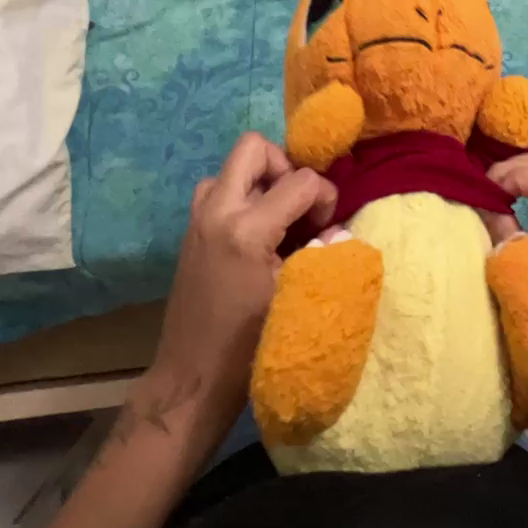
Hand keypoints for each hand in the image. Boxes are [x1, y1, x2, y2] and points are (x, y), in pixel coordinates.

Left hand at [153, 134, 336, 407]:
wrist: (192, 380)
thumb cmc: (249, 345)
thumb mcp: (297, 296)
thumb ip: (323, 252)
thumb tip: (336, 229)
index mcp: (245, 228)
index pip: (300, 181)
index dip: (325, 196)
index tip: (327, 228)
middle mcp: (216, 211)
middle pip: (254, 147)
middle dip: (286, 168)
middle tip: (299, 206)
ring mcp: (197, 219)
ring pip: (233, 167)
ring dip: (262, 182)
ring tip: (279, 219)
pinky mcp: (191, 232)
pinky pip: (220, 191)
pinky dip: (244, 198)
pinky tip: (258, 236)